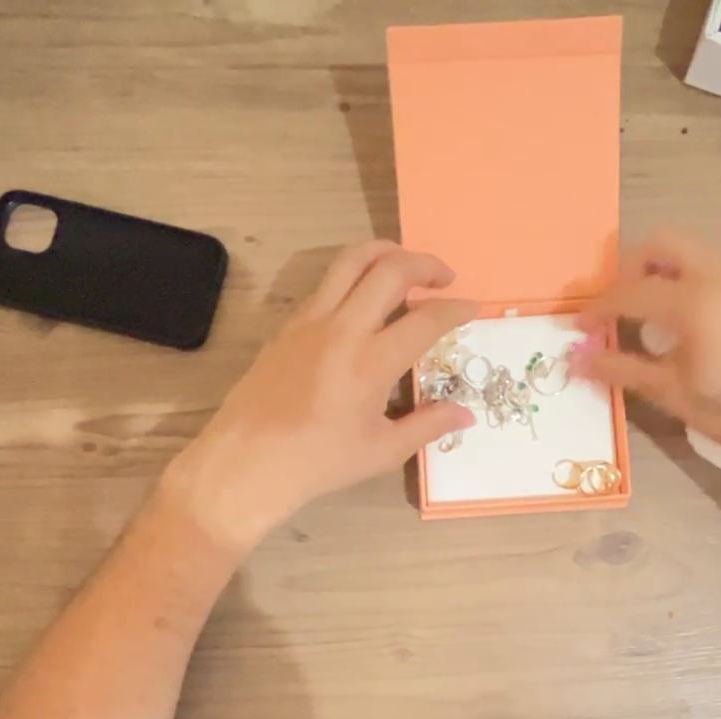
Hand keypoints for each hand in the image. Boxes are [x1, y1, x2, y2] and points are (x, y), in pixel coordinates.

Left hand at [159, 241, 477, 554]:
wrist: (249, 461)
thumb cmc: (320, 462)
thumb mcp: (383, 451)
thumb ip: (428, 425)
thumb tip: (465, 413)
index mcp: (371, 362)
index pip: (425, 320)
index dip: (455, 310)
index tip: (472, 308)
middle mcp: (342, 329)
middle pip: (390, 270)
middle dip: (425, 265)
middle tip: (444, 277)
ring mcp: (310, 321)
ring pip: (351, 261)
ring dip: (386, 253)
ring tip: (405, 266)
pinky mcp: (288, 326)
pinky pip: (326, 284)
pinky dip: (353, 277)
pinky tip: (362, 300)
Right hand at [571, 229, 720, 480]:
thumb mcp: (672, 393)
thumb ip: (622, 370)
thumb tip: (576, 362)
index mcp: (694, 300)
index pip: (630, 290)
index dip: (598, 307)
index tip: (580, 327)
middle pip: (663, 242)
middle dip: (631, 267)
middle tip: (617, 305)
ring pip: (692, 251)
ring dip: (662, 272)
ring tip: (649, 317)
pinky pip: (714, 268)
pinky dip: (688, 281)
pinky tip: (686, 325)